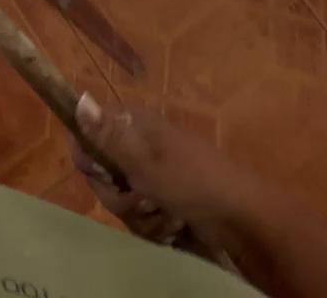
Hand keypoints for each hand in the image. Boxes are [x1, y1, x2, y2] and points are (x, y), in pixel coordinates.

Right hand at [70, 95, 271, 245]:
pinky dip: (154, 226)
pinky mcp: (164, 197)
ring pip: (120, 198)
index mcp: (132, 123)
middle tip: (145, 200)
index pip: (84, 136)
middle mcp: (137, 143)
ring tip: (168, 218)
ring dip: (140, 215)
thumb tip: (79, 98)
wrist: (247, 222)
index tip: (109, 175)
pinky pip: (140, 214)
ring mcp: (151, 172)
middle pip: (100, 173)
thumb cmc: (195, 184)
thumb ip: (108, 137)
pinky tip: (174, 228)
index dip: (89, 160)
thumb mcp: (146, 163)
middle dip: (120, 196)